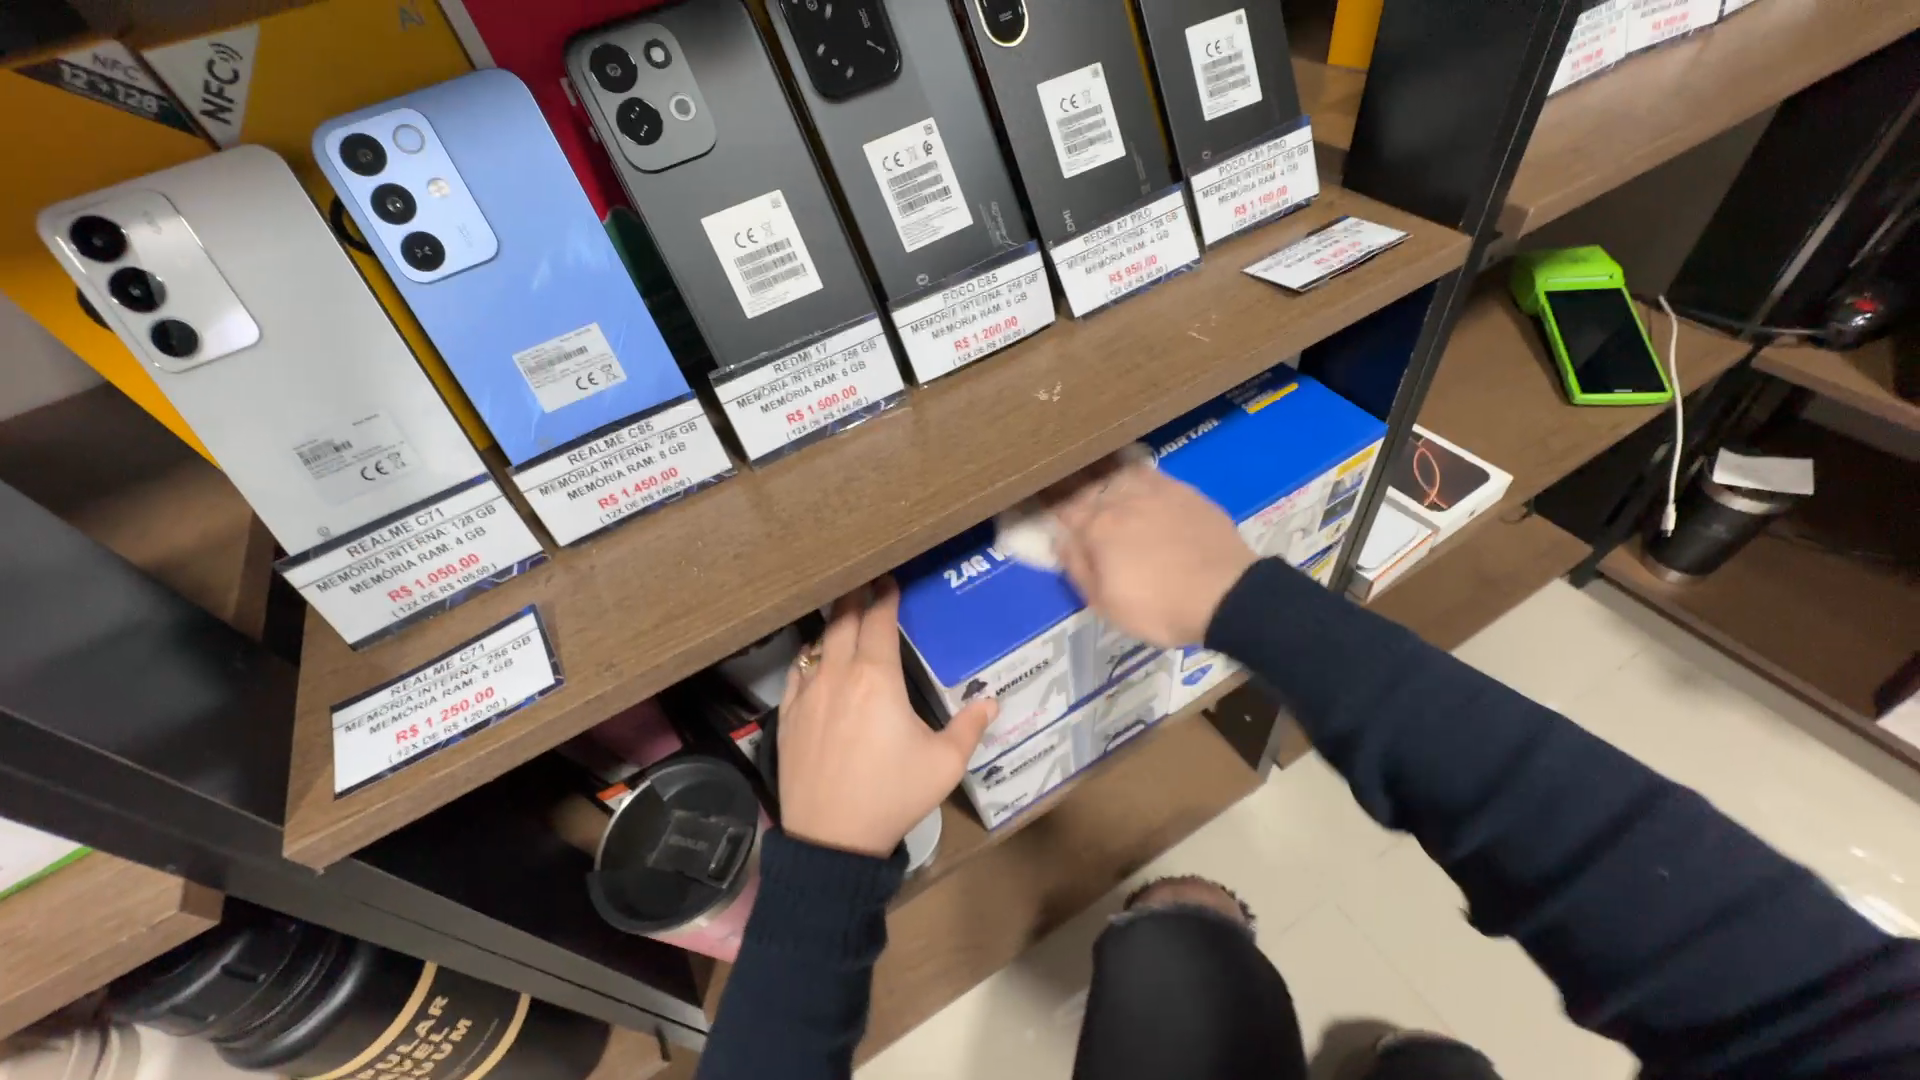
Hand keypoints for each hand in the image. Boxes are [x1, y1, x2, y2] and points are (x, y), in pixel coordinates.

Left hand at [777, 578, 997, 858]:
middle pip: (844, 621)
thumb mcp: (944, 764)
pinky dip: (809, 655)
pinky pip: (797, 671)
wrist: (831, 838)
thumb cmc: (892, 796)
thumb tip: (991, 701)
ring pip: (817, 643)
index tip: (889, 580)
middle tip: (865, 581)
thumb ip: (970, 727)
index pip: (879, 621)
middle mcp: (839, 675)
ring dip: (832, 622)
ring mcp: (808, 694)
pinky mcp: (788, 716)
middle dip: (856, 596)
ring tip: (843, 612)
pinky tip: (815, 656)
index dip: (885, 595)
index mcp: (877, 678)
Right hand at [1053, 462, 1255, 647]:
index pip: (1061, 508)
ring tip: (1088, 466)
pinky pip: (1148, 472)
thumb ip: (1078, 567)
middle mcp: (1120, 501)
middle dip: (1067, 479)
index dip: (1045, 499)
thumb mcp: (1106, 603)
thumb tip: (1059, 539)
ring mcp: (1154, 492)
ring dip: (1098, 469)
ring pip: (1116, 471)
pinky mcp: (1183, 492)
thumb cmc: (1159, 608)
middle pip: (1085, 484)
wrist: (1226, 596)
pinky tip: (1129, 470)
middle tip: (1056, 474)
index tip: (1034, 492)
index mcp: (1096, 528)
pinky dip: (1132, 469)